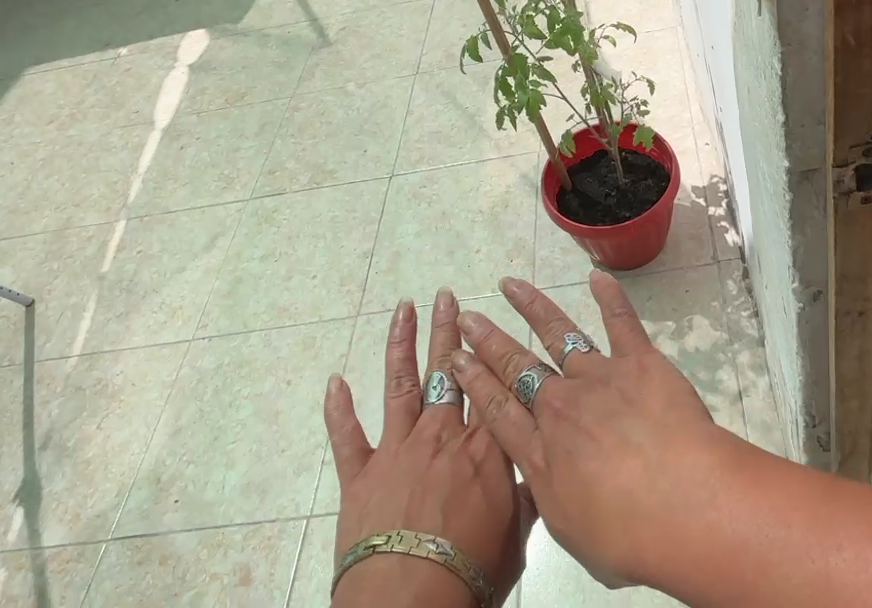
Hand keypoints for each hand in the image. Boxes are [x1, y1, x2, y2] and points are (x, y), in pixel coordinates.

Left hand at [325, 290, 535, 606]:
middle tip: (448, 295)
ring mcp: (398, 449)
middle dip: (449, 330)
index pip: (492, 387)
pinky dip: (338, 408)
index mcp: (485, 448)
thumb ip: (524, 499)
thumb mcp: (516, 538)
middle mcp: (442, 435)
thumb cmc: (472, 573)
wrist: (411, 599)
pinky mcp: (360, 472)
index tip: (491, 320)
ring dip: (401, 343)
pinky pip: (347, 434)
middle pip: (449, 371)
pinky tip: (335, 381)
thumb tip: (537, 476)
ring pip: (401, 384)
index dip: (492, 352)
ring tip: (403, 308)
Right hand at [449, 272, 740, 589]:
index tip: (454, 357)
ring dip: (532, 307)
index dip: (473, 381)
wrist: (683, 506)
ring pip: (558, 334)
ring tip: (510, 284)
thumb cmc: (630, 538)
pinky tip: (596, 277)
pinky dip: (610, 297)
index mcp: (540, 453)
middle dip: (488, 341)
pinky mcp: (639, 362)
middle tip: (467, 317)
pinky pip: (621, 322)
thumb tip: (544, 482)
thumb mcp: (572, 533)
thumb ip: (552, 499)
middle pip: (516, 367)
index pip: (496, 410)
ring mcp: (599, 379)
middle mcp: (560, 408)